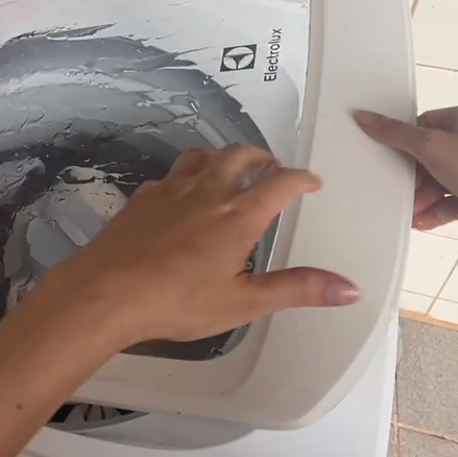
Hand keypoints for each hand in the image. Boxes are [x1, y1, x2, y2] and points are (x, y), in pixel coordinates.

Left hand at [31, 144, 358, 348]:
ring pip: (202, 156)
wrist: (108, 289)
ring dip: (223, 156)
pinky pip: (172, 174)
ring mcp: (170, 189)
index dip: (300, 179)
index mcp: (237, 215)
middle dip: (261, 157)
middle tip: (271, 167)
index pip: (279, 183)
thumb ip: (297, 289)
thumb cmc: (179, 300)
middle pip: (239, 155)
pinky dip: (188, 174)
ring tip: (231, 168)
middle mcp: (206, 191)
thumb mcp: (244, 302)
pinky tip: (183, 192)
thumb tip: (349, 287)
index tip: (311, 181)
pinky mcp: (143, 196)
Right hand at [354, 107, 457, 251]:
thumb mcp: (431, 146)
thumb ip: (394, 133)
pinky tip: (420, 221)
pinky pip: (454, 200)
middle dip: (412, 174)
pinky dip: (437, 210)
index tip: (388, 155)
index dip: (405, 139)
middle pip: (432, 154)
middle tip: (395, 186)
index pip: (426, 122)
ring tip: (409, 210)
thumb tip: (362, 115)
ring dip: (422, 196)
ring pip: (442, 179)